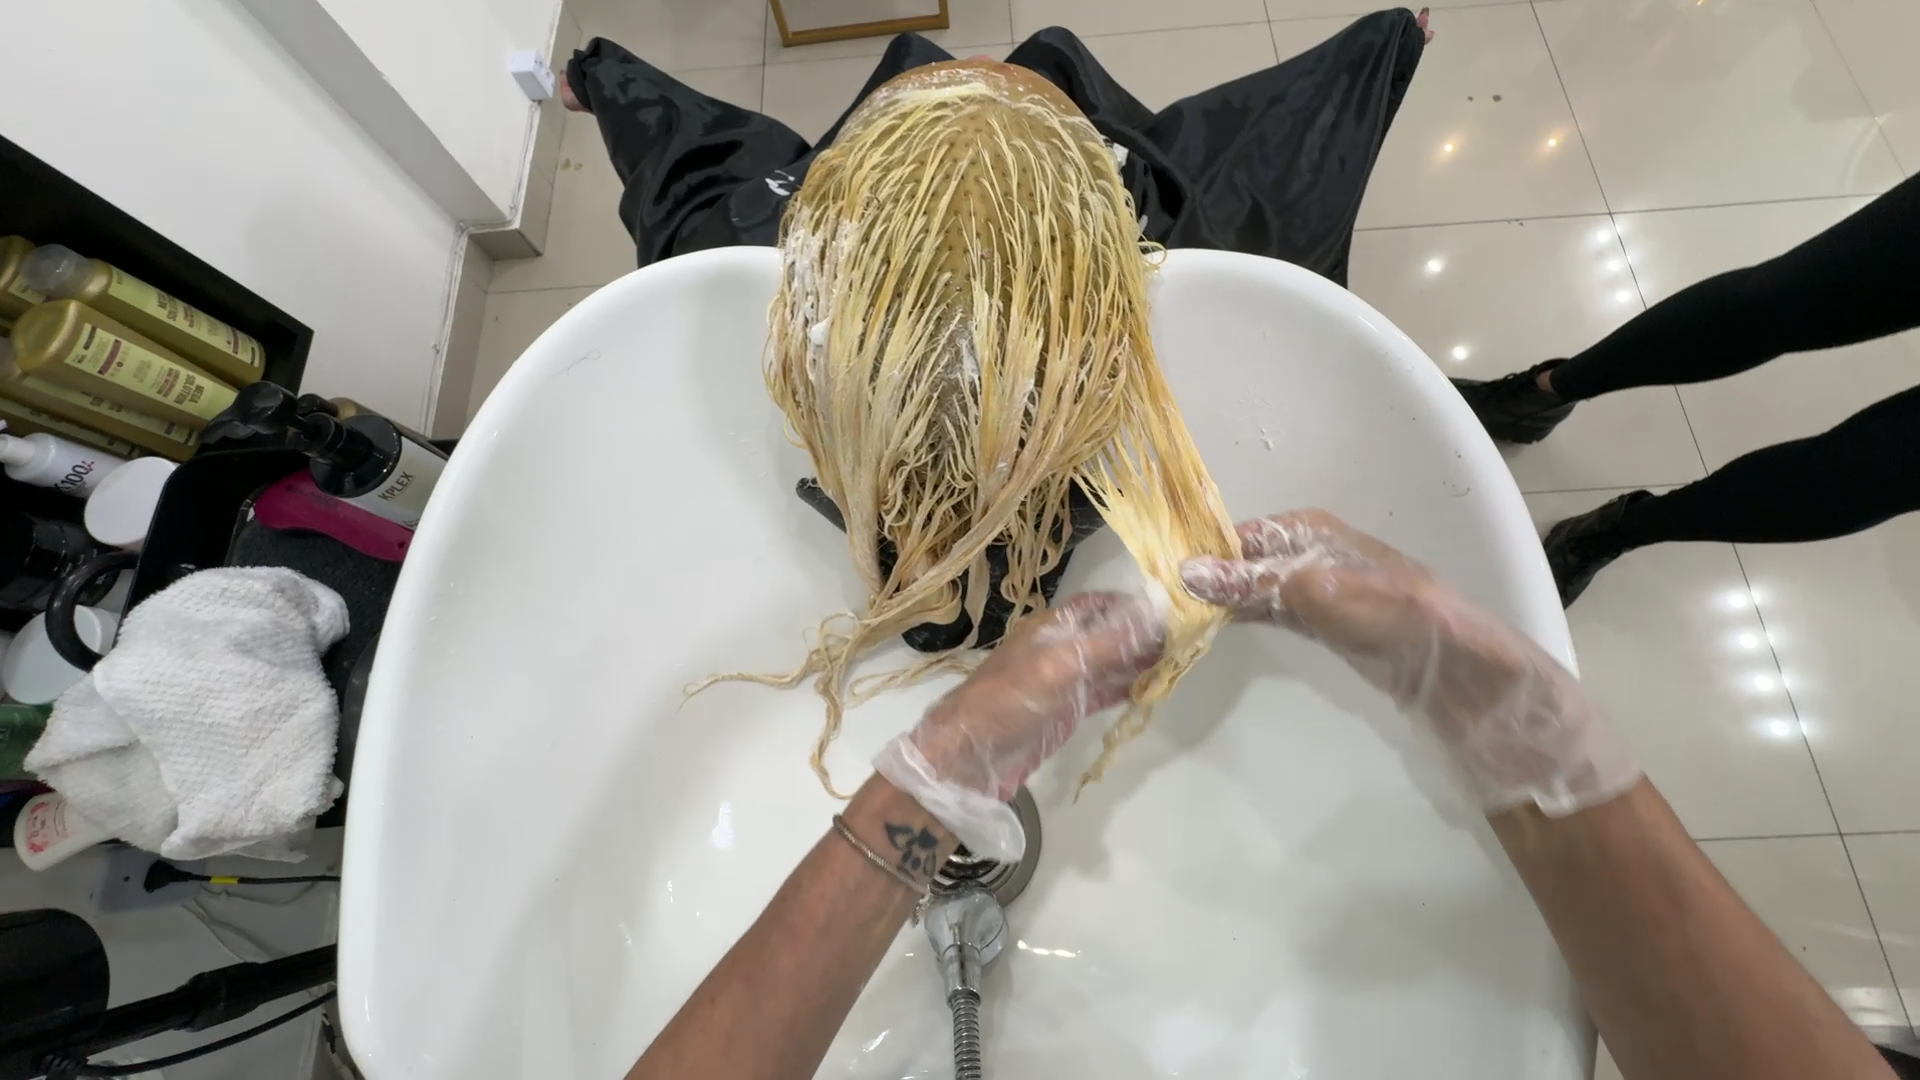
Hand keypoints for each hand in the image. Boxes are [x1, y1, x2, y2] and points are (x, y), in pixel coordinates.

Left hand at [873, 592, 1164, 858]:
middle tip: (1185, 638)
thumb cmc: (1009, 701)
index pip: (1097, 604)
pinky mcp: (1066, 710)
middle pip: (1108, 633)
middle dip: (1142, 634)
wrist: (968, 756)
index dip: (1130, 604)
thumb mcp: (1059, 666)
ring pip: (1109, 663)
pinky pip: (1103, 692)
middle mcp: (1059, 648)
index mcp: (1051, 627)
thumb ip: (1108, 642)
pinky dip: (1127, 688)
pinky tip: (1151, 689)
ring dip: (1139, 661)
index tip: (1170, 609)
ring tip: (1177, 661)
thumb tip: (1156, 613)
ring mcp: (1063, 680)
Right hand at [1179, 509, 1639, 815]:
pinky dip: (1243, 616)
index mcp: (1304, 530)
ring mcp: (1314, 586)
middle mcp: (1305, 551)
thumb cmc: (1387, 614)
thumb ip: (1248, 582)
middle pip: (1241, 560)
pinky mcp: (1322, 619)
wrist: (1454, 666)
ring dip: (1221, 600)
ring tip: (1181, 616)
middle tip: (1164, 604)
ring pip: (1251, 587)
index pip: (1235, 536)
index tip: (1162, 580)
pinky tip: (1218, 626)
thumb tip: (1184, 572)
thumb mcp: (1312, 591)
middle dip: (1206, 578)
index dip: (1200, 555)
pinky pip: (1269, 610)